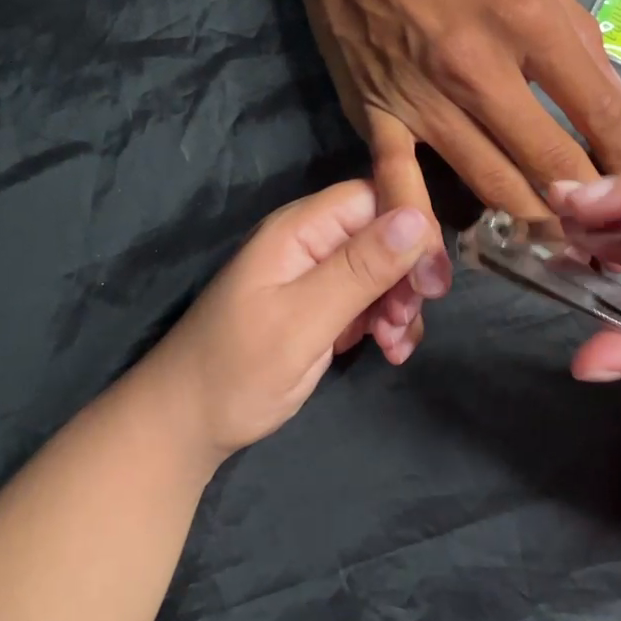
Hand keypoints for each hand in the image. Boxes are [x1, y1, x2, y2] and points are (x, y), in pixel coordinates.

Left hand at [136, 181, 434, 460]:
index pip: (374, 197)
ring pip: (385, 270)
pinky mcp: (323, 307)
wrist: (189, 424)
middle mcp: (311, 243)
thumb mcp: (303, 320)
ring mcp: (317, 276)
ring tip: (393, 344)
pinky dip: (388, 323)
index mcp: (299, 230)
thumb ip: (360, 269)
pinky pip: (371, 300)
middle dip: (407, 275)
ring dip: (400, 304)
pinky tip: (390, 351)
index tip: (431, 281)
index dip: (413, 229)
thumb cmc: (237, 369)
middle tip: (406, 318)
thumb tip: (418, 217)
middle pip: (385, 234)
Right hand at [285, 0, 620, 220]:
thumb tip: (606, 106)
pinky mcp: (378, 121)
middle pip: (550, 162)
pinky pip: (402, 189)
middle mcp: (477, 70)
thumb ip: (577, 38)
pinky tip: (444, 275)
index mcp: (525, 21)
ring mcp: (423, 102)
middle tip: (611, 236)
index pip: (596, 110)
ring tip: (560, 247)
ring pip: (492, 185)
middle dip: (589, 207)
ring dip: (532, 223)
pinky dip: (423, 236)